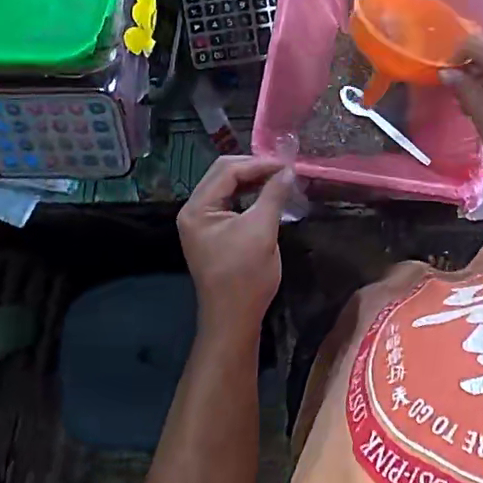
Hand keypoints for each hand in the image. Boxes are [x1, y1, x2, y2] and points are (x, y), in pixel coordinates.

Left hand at [177, 155, 291, 336]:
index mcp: (197, 208)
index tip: (287, 165)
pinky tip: (267, 195)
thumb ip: (273, 195)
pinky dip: (249, 196)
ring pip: (227, 188)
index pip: (227, 171)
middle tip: (284, 170)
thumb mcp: (262, 230)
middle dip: (255, 168)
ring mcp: (202, 222)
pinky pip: (230, 203)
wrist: (233, 318)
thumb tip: (288, 170)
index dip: (259, 164)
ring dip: (253, 181)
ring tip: (279, 179)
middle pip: (223, 174)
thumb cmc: (245, 275)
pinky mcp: (213, 232)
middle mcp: (194, 210)